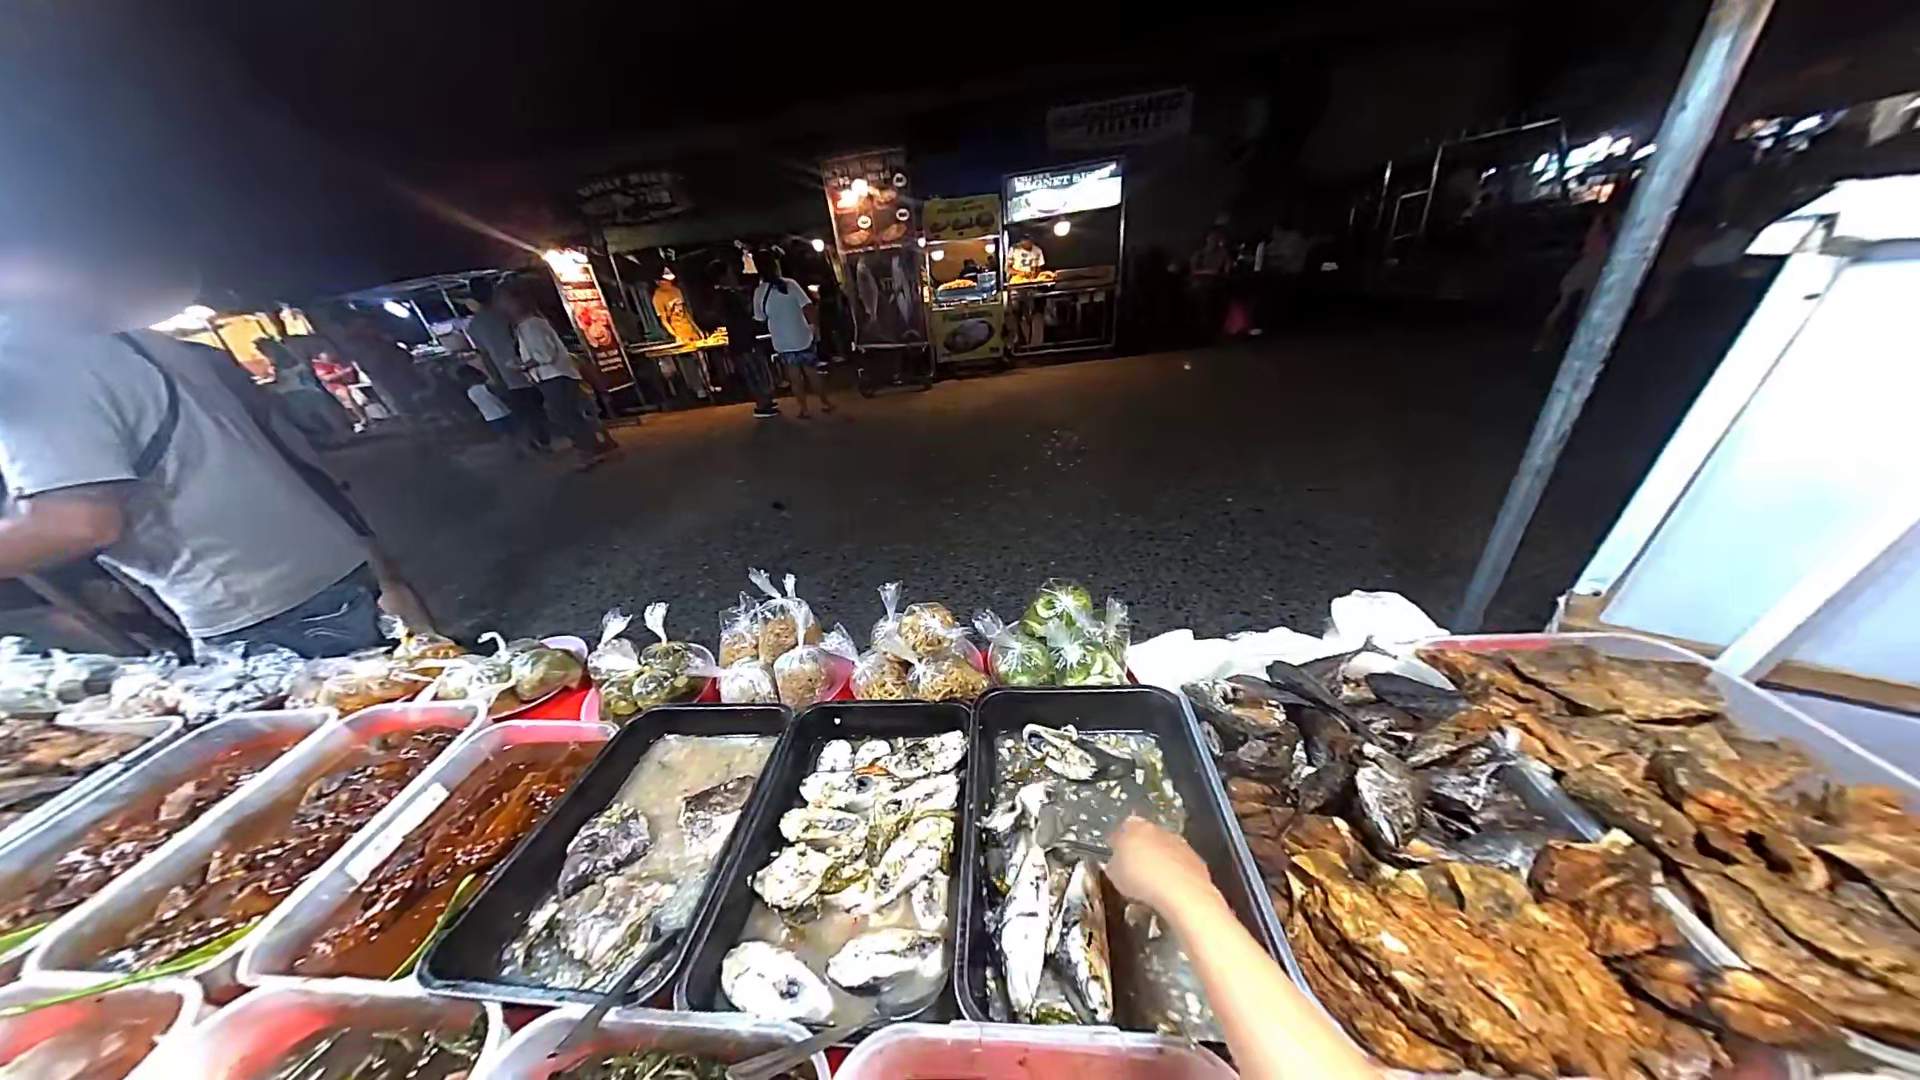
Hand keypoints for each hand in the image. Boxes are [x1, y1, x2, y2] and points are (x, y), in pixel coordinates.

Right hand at [1105, 816, 1217, 914]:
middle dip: (1140, 853)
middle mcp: (1156, 829)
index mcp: (1132, 826)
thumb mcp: (1114, 876)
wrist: (1181, 892)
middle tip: (1134, 873)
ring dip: (1159, 864)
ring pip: (1164, 851)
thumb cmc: (1141, 879)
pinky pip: (1180, 865)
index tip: (1116, 859)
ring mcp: (1178, 842)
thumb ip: (1113, 866)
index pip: (1121, 831)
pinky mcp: (1195, 859)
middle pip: (1144, 838)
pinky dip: (1175, 875)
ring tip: (1153, 886)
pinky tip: (1170, 892)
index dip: (1117, 845)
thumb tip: (1115, 866)